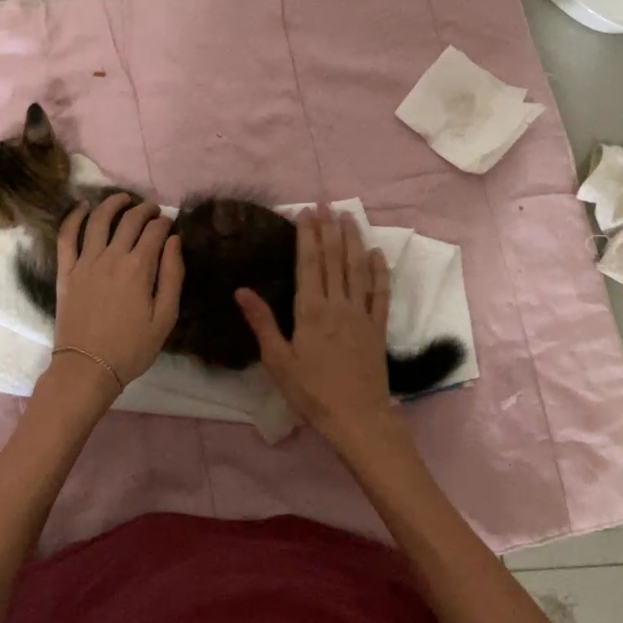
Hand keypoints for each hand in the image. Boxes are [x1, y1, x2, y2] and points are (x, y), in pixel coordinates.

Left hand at [49, 194, 182, 398]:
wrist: (87, 368)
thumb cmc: (132, 348)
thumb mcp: (165, 317)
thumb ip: (172, 276)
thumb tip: (174, 241)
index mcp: (139, 268)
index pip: (155, 231)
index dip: (165, 223)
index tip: (170, 224)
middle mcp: (111, 257)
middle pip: (129, 220)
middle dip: (144, 210)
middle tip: (153, 210)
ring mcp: (85, 262)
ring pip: (98, 220)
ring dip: (112, 204)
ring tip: (123, 198)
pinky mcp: (66, 272)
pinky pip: (67, 237)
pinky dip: (74, 218)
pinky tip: (82, 207)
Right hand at [236, 207, 393, 444]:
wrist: (358, 418)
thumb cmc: (311, 393)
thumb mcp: (278, 361)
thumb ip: (262, 323)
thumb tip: (241, 290)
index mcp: (310, 311)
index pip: (309, 263)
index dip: (308, 235)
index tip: (307, 211)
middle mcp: (338, 304)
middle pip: (333, 259)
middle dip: (329, 229)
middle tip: (326, 204)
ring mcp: (361, 315)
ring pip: (358, 269)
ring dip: (353, 240)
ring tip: (349, 217)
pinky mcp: (378, 328)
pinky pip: (380, 293)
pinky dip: (379, 271)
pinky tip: (377, 254)